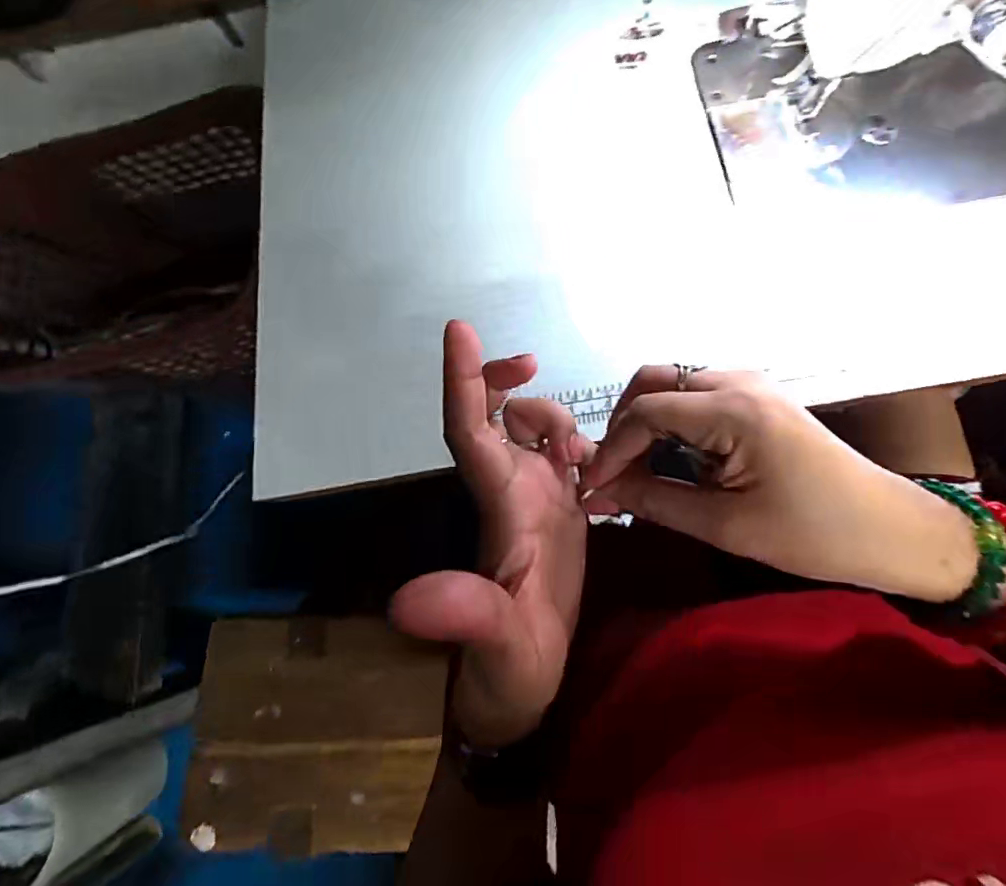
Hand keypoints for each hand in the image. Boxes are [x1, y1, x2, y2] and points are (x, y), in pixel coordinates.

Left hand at [389, 321, 592, 747]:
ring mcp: (534, 496)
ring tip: (584, 458)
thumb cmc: (506, 665)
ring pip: (532, 426)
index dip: (461, 381)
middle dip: (502, 378)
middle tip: (533, 363)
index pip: (468, 432)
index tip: (459, 329)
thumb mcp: (493, 646)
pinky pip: (564, 450)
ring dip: (555, 419)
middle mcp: (509, 489)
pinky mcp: (559, 505)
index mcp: (497, 505)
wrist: (530, 675)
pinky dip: (580, 441)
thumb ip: (465, 619)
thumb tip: (409, 601)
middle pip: (493, 414)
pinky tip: (596, 468)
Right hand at [578, 367, 977, 602]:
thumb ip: (655, 500)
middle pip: (656, 382)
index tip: (594, 488)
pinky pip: (701, 396)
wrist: (884, 527)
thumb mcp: (725, 524)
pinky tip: (675, 460)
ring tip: (639, 472)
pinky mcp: (761, 397)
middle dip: (625, 424)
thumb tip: (600, 492)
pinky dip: (676, 422)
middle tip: (614, 474)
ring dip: (649, 421)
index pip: (646, 410)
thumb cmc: (811, 533)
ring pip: (676, 385)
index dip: (612, 448)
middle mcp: (739, 381)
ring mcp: (753, 384)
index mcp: (733, 408)